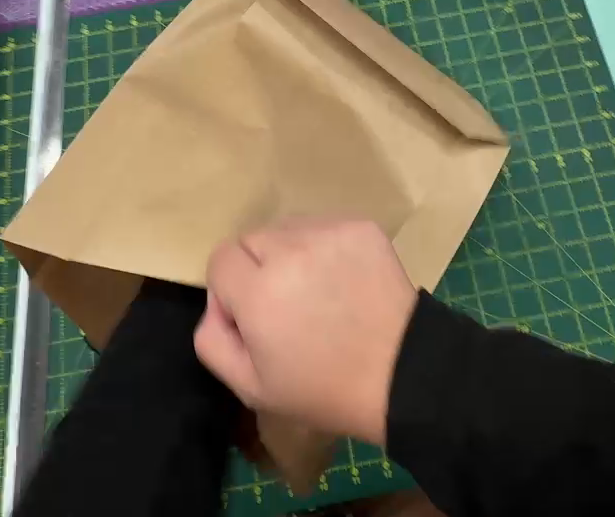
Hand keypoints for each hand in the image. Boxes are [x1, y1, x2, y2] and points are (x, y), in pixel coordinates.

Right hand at [193, 219, 418, 444]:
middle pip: (252, 239)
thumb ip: (212, 340)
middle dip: (259, 267)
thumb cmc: (323, 388)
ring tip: (317, 290)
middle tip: (286, 304)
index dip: (230, 289)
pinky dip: (324, 247)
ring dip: (290, 253)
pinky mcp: (359, 225)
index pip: (221, 258)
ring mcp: (328, 232)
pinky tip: (342, 279)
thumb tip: (217, 302)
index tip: (254, 316)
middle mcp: (290, 249)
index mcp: (259, 290)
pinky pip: (322, 225)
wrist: (401, 372)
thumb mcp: (251, 386)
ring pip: (287, 228)